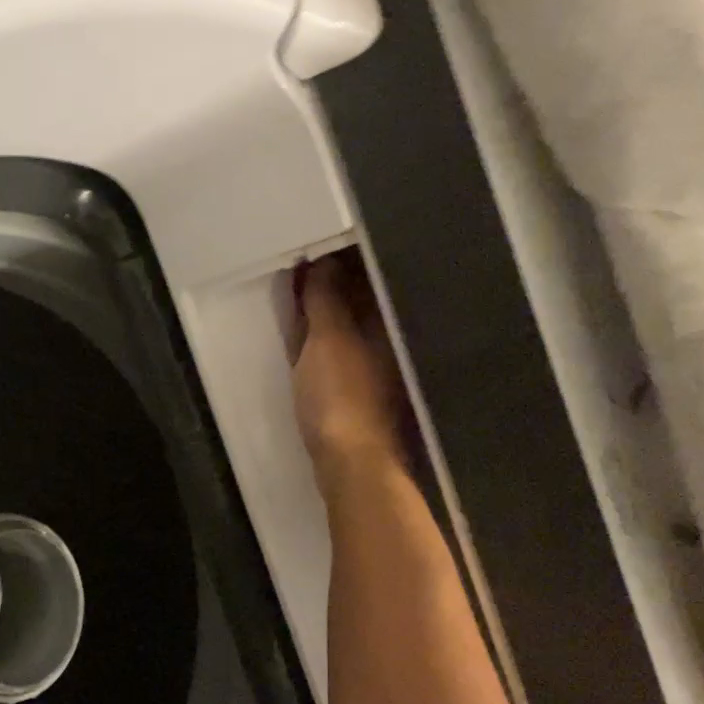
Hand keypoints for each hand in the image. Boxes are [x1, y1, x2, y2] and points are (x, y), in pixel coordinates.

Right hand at [291, 253, 405, 469]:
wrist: (353, 463)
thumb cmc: (340, 397)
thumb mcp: (327, 340)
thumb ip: (325, 298)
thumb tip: (322, 260)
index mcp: (391, 320)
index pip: (372, 272)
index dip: (347, 254)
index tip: (321, 240)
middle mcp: (395, 337)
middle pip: (368, 295)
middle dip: (342, 277)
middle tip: (310, 259)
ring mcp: (383, 363)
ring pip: (358, 320)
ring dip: (336, 304)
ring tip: (307, 289)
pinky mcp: (366, 386)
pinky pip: (348, 343)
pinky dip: (333, 330)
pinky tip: (316, 329)